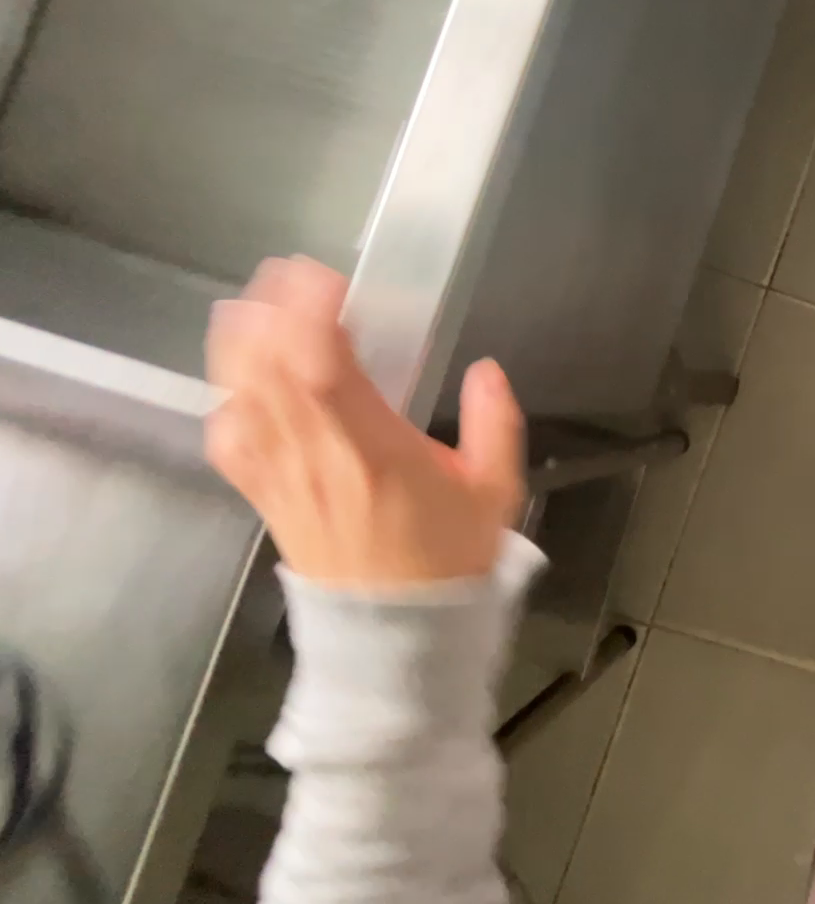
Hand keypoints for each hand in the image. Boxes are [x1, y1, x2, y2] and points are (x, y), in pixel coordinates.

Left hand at [204, 256, 525, 583]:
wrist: (400, 624)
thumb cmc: (453, 552)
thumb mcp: (497, 487)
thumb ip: (494, 423)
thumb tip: (486, 371)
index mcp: (374, 450)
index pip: (321, 369)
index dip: (312, 315)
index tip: (328, 280)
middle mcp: (313, 455)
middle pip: (264, 369)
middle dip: (270, 311)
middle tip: (292, 279)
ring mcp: (279, 474)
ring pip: (238, 394)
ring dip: (242, 343)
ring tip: (261, 310)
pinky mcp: (263, 493)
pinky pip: (229, 435)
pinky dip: (230, 397)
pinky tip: (245, 385)